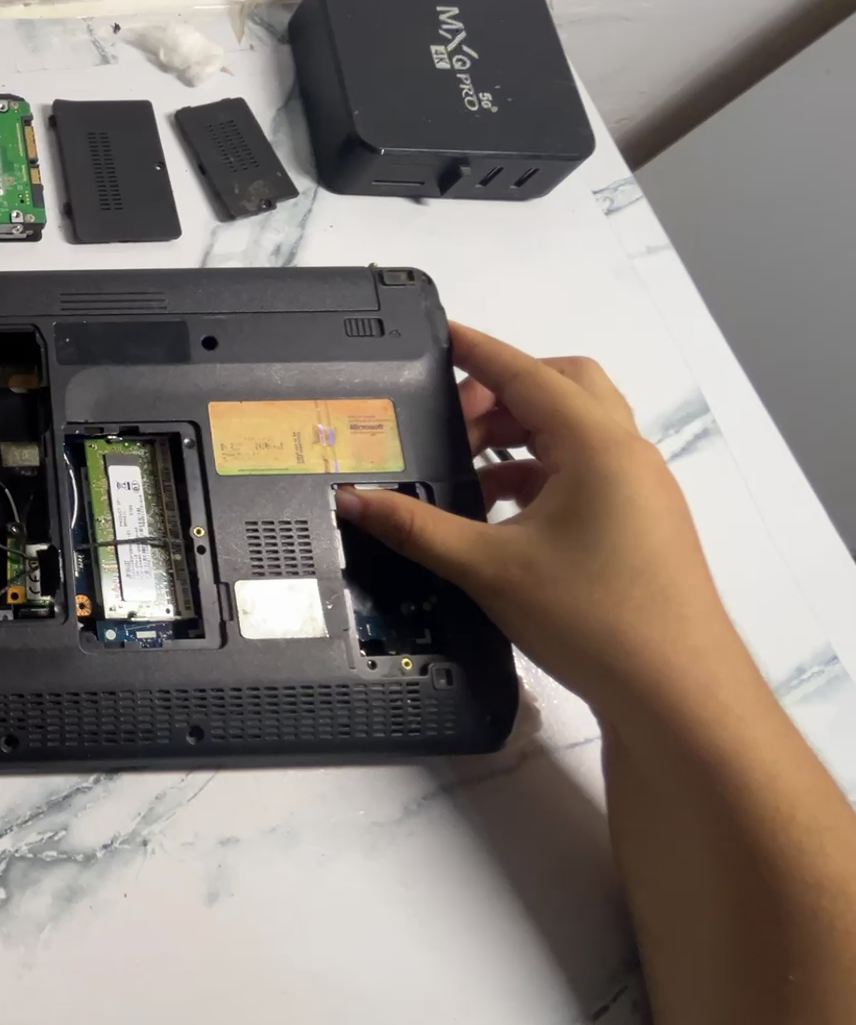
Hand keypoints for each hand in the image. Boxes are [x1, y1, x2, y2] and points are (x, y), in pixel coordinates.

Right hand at [334, 323, 746, 710]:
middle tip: (446, 419)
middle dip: (501, 390)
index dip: (481, 351)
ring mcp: (633, 489)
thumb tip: (349, 498)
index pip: (531, 377)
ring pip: (570, 430)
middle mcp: (623, 457)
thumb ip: (411, 525)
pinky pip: (573, 468)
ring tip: (458, 466)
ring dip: (513, 432)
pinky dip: (526, 469)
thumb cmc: (591, 615)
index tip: (441, 333)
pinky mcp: (629, 520)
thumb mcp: (484, 565)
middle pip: (565, 388)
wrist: (675, 691)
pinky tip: (486, 507)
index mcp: (598, 450)